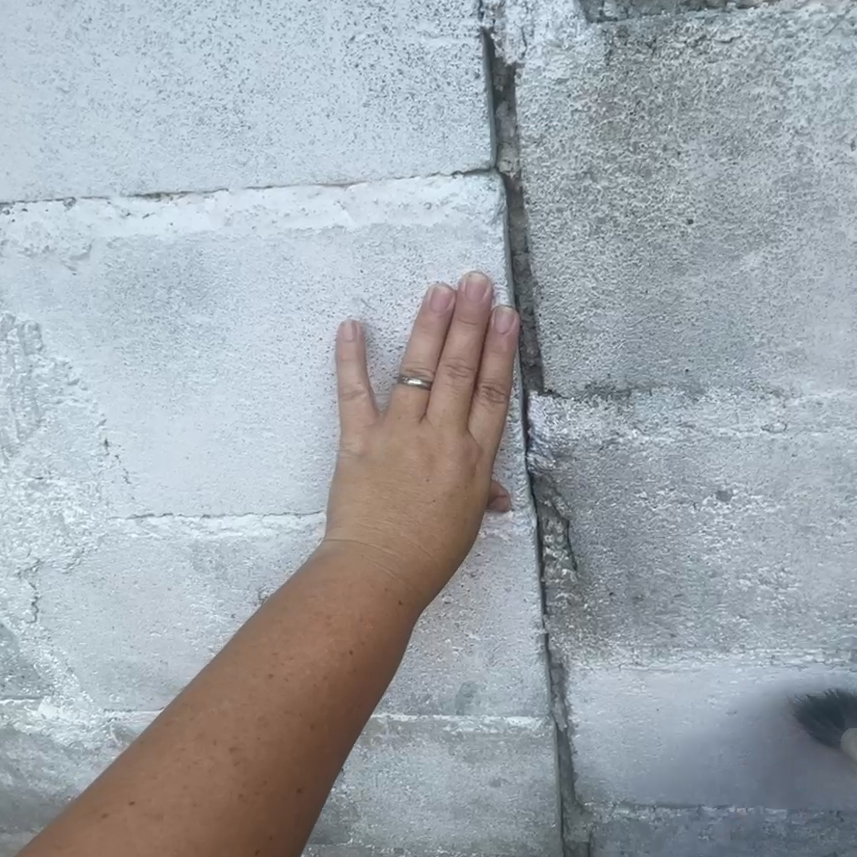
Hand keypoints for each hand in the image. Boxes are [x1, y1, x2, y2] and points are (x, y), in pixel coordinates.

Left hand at [321, 272, 518, 610]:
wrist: (378, 574)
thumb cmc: (428, 555)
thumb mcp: (467, 524)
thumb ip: (481, 494)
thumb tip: (497, 494)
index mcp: (473, 458)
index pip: (493, 392)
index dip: (500, 350)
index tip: (505, 315)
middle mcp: (442, 438)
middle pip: (461, 370)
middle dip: (470, 321)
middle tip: (476, 282)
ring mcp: (400, 436)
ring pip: (419, 371)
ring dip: (429, 326)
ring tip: (439, 289)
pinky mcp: (359, 441)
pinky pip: (355, 393)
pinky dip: (351, 358)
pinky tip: (352, 324)